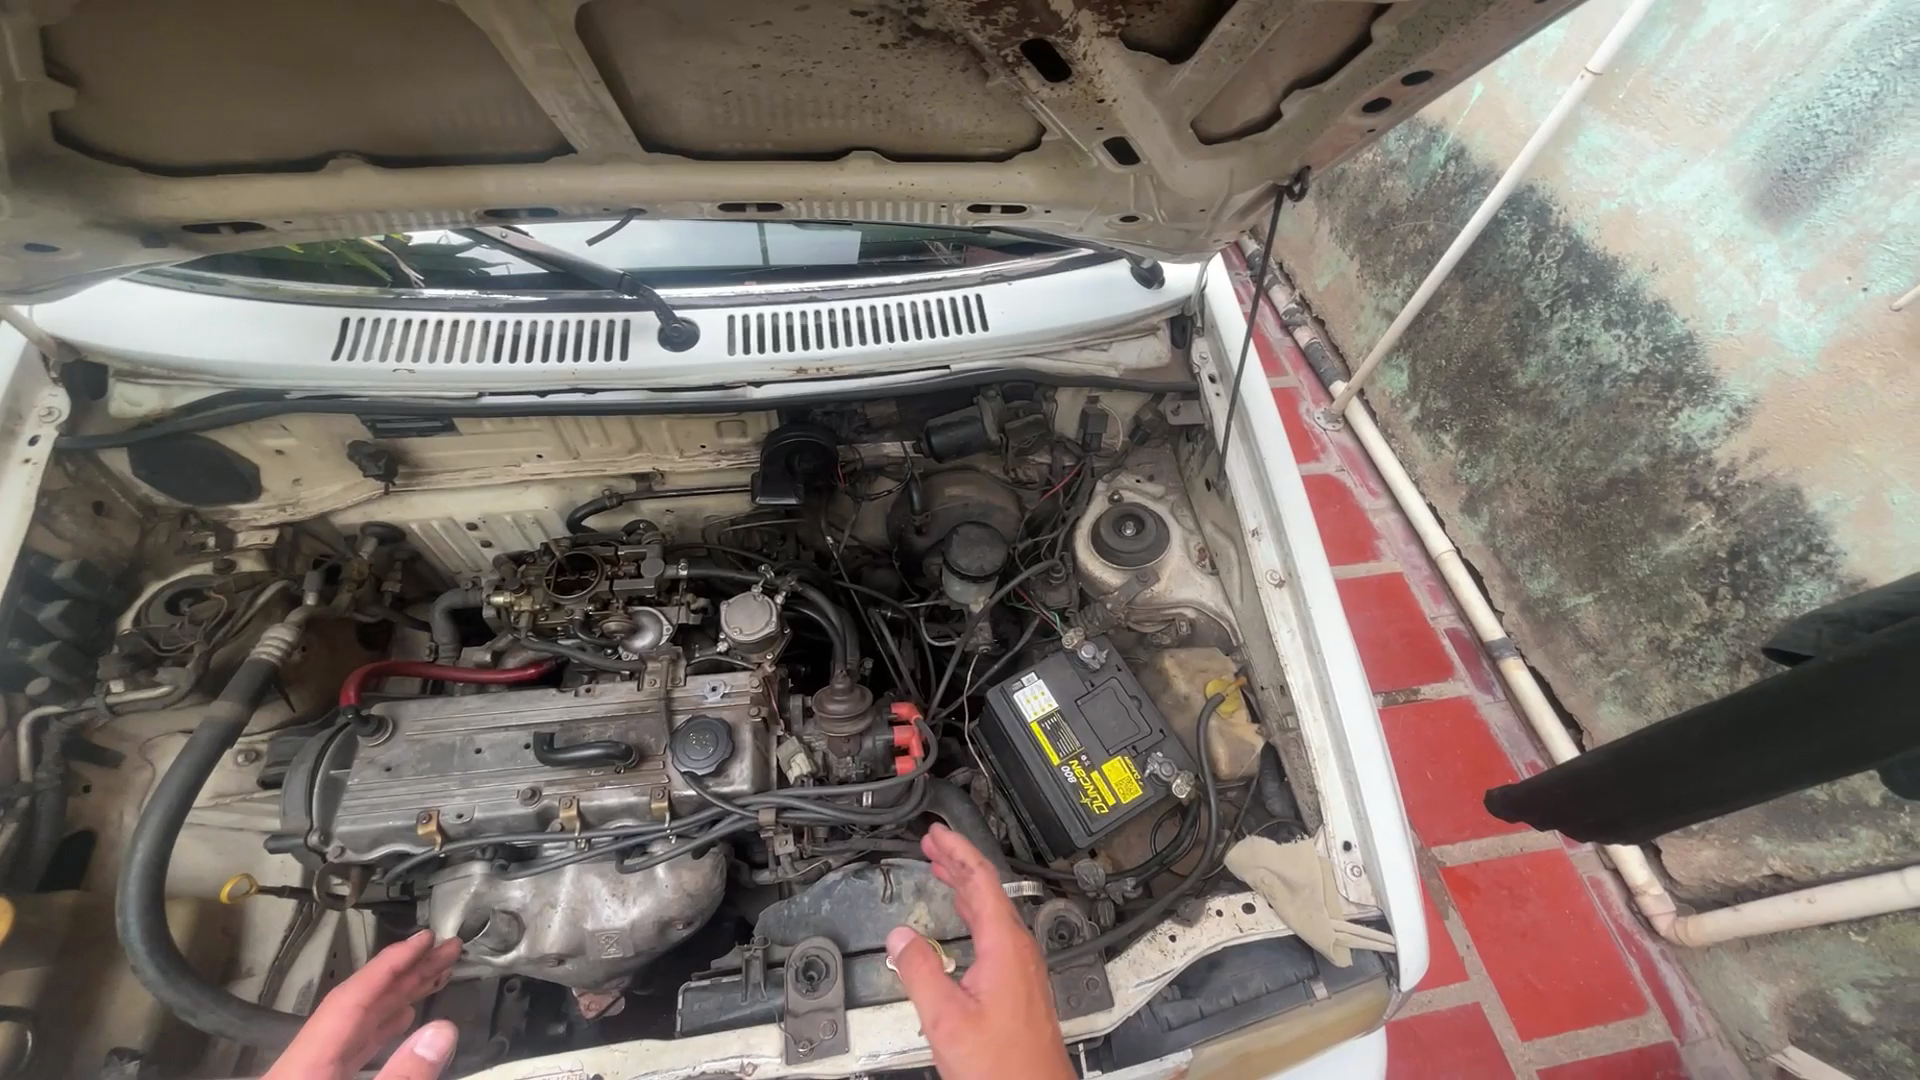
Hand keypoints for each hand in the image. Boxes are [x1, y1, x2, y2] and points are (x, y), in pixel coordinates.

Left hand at [264, 930, 462, 1079]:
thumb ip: (401, 1075)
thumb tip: (444, 1030)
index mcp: (301, 1069)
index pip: (348, 1000)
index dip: (389, 964)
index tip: (425, 937)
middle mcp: (299, 1067)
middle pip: (354, 1008)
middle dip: (405, 974)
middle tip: (448, 948)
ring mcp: (304, 1078)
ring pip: (353, 1029)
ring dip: (398, 997)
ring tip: (437, 973)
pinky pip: (349, 1050)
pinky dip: (381, 1027)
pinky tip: (404, 1019)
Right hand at [885, 824, 1074, 1079]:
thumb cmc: (1002, 1066)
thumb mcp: (947, 1018)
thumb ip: (921, 971)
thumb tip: (900, 936)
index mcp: (1005, 943)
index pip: (981, 878)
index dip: (957, 850)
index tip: (938, 832)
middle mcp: (1019, 946)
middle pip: (988, 887)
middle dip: (957, 860)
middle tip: (932, 842)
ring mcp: (1023, 963)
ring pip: (992, 907)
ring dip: (964, 883)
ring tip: (941, 868)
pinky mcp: (1021, 980)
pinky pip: (996, 927)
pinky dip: (973, 908)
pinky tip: (962, 913)